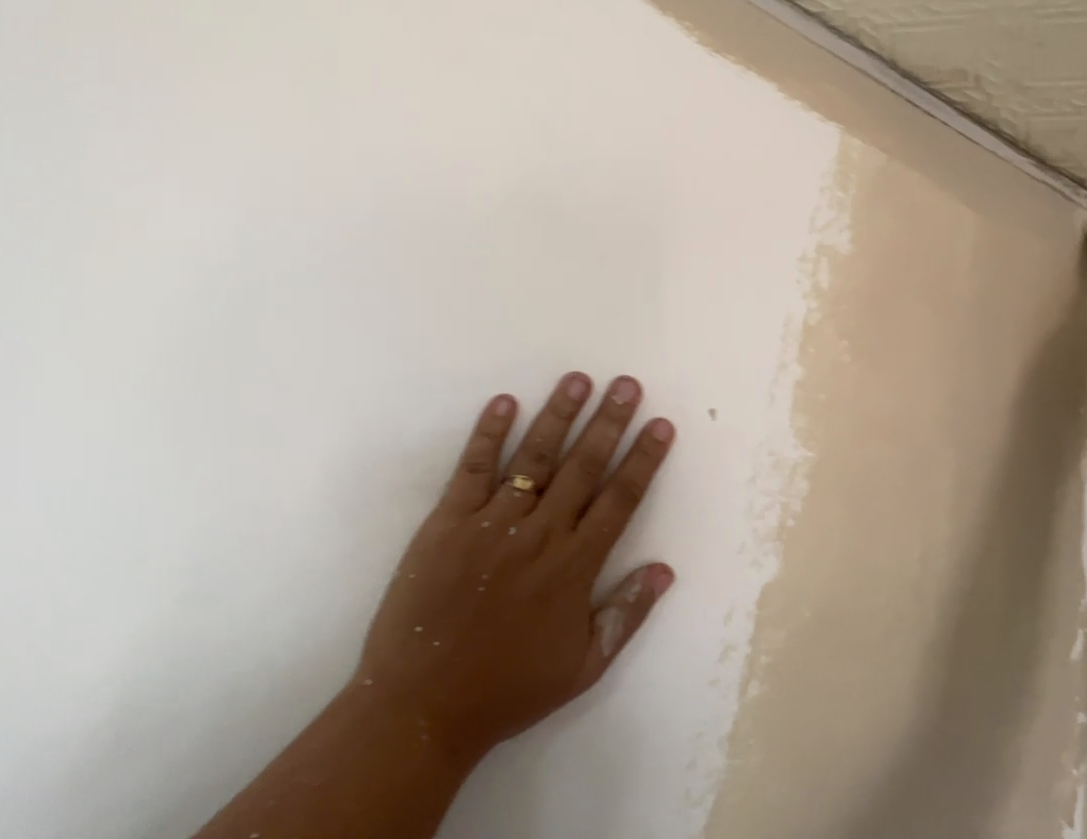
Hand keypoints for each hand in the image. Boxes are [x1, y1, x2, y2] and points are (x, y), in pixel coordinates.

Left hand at [357, 372, 675, 766]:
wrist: (422, 706)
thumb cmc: (508, 689)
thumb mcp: (583, 666)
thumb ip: (626, 615)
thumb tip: (664, 569)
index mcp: (575, 568)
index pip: (620, 500)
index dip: (643, 459)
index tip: (660, 425)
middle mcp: (539, 536)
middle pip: (582, 467)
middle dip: (609, 422)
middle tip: (626, 384)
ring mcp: (491, 525)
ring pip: (533, 459)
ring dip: (558, 416)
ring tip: (578, 379)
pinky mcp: (447, 524)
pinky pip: (472, 470)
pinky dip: (489, 435)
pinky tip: (505, 402)